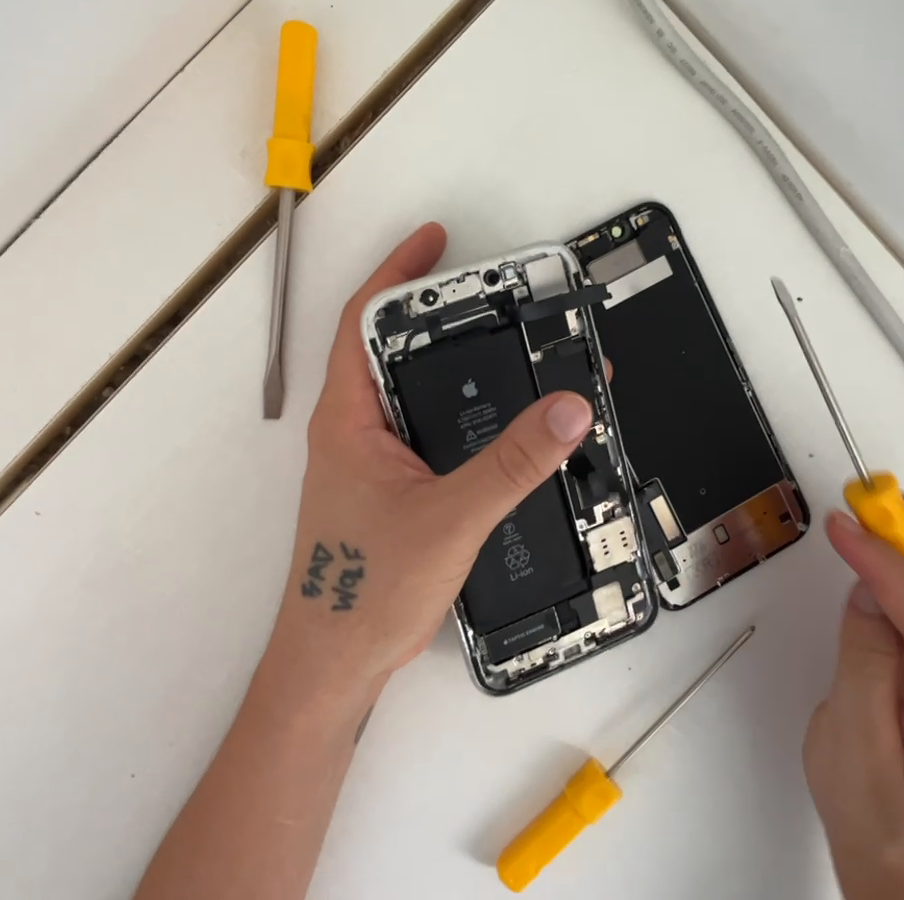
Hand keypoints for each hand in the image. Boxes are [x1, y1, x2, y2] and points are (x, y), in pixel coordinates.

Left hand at [259, 223, 594, 711]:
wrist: (335, 662)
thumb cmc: (364, 591)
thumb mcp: (450, 518)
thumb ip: (513, 463)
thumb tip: (568, 410)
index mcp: (349, 418)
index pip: (366, 321)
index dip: (399, 273)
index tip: (435, 241)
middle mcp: (354, 429)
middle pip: (390, 347)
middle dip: (435, 312)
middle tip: (487, 292)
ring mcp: (369, 459)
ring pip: (408, 390)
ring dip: (447, 364)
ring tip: (500, 345)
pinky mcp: (387, 487)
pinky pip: (423, 428)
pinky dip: (455, 409)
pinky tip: (492, 419)